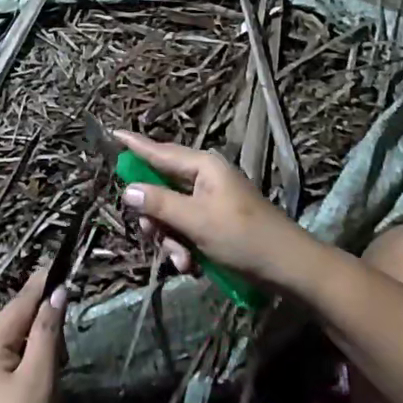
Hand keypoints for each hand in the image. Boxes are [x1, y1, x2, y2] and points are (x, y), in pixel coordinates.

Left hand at [0, 269, 65, 402]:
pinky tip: (35, 384)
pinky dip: (21, 367)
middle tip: (66, 337)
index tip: (57, 265)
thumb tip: (56, 292)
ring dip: (32, 347)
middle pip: (11, 325)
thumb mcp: (40, 379)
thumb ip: (48, 333)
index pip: (19, 304)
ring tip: (56, 363)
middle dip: (39, 323)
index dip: (40, 286)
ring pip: (6, 349)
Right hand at [115, 131, 313, 286]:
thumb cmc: (244, 238)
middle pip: (160, 189)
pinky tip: (193, 266)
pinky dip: (184, 247)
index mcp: (203, 166)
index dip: (134, 145)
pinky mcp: (215, 223)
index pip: (159, 151)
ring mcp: (210, 201)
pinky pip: (185, 229)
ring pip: (170, 215)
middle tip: (156, 239)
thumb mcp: (196, 221)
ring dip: (170, 240)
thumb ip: (160, 204)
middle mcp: (204, 178)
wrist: (290, 269)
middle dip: (156, 220)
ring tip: (184, 262)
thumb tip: (128, 190)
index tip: (112, 133)